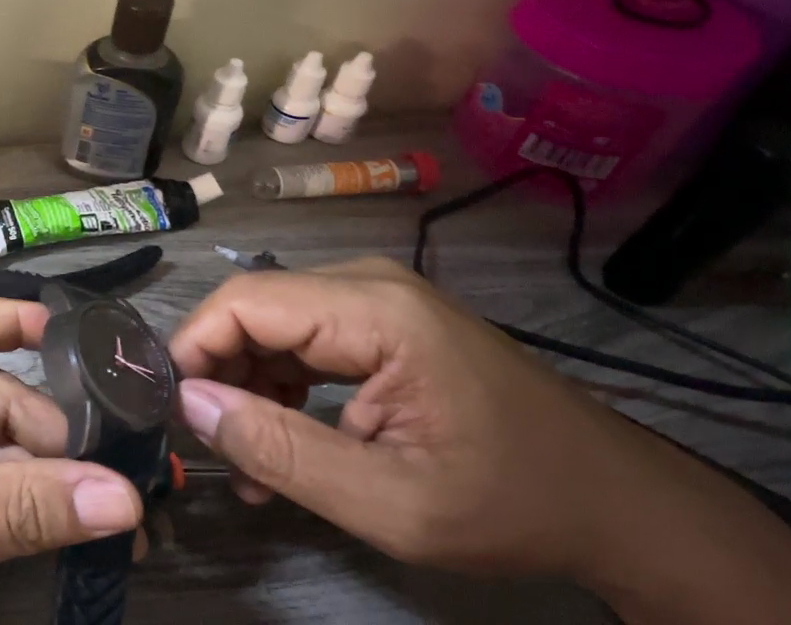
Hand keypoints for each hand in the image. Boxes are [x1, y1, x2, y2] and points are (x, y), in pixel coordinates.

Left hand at [0, 297, 142, 624]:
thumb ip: (24, 507)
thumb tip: (124, 496)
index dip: (17, 320)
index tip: (87, 341)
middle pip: (3, 393)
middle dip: (63, 431)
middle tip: (135, 468)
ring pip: (14, 443)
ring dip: (67, 476)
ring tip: (134, 511)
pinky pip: (9, 486)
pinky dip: (50, 506)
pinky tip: (100, 529)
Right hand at [168, 258, 790, 621]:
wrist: (619, 506)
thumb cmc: (512, 504)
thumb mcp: (390, 502)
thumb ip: (281, 451)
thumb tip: (186, 404)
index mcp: (376, 312)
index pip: (244, 301)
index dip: (193, 347)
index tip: (171, 411)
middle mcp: (367, 285)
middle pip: (253, 309)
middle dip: (218, 374)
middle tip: (208, 447)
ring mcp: (376, 300)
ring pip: (271, 325)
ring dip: (246, 387)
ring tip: (247, 463)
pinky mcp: (381, 323)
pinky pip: (302, 340)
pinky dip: (279, 387)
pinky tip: (282, 442)